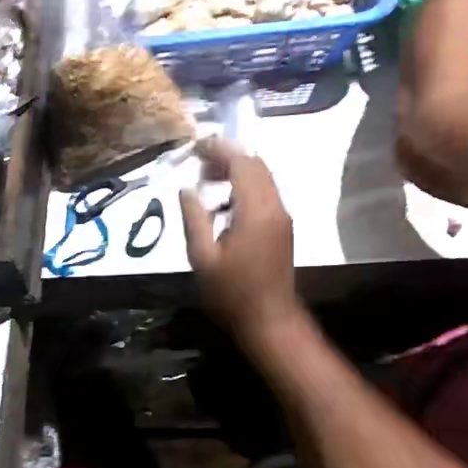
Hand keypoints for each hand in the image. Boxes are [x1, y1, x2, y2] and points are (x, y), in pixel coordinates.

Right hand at [179, 138, 301, 339]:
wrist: (269, 321)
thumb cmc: (231, 293)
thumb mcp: (202, 257)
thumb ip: (194, 218)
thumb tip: (186, 189)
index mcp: (255, 211)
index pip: (241, 163)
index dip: (218, 149)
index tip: (194, 146)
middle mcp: (274, 207)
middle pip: (256, 165)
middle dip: (227, 156)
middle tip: (197, 162)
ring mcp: (282, 217)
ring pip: (263, 177)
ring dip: (237, 170)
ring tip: (206, 180)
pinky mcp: (282, 228)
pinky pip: (265, 193)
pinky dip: (245, 186)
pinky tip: (222, 203)